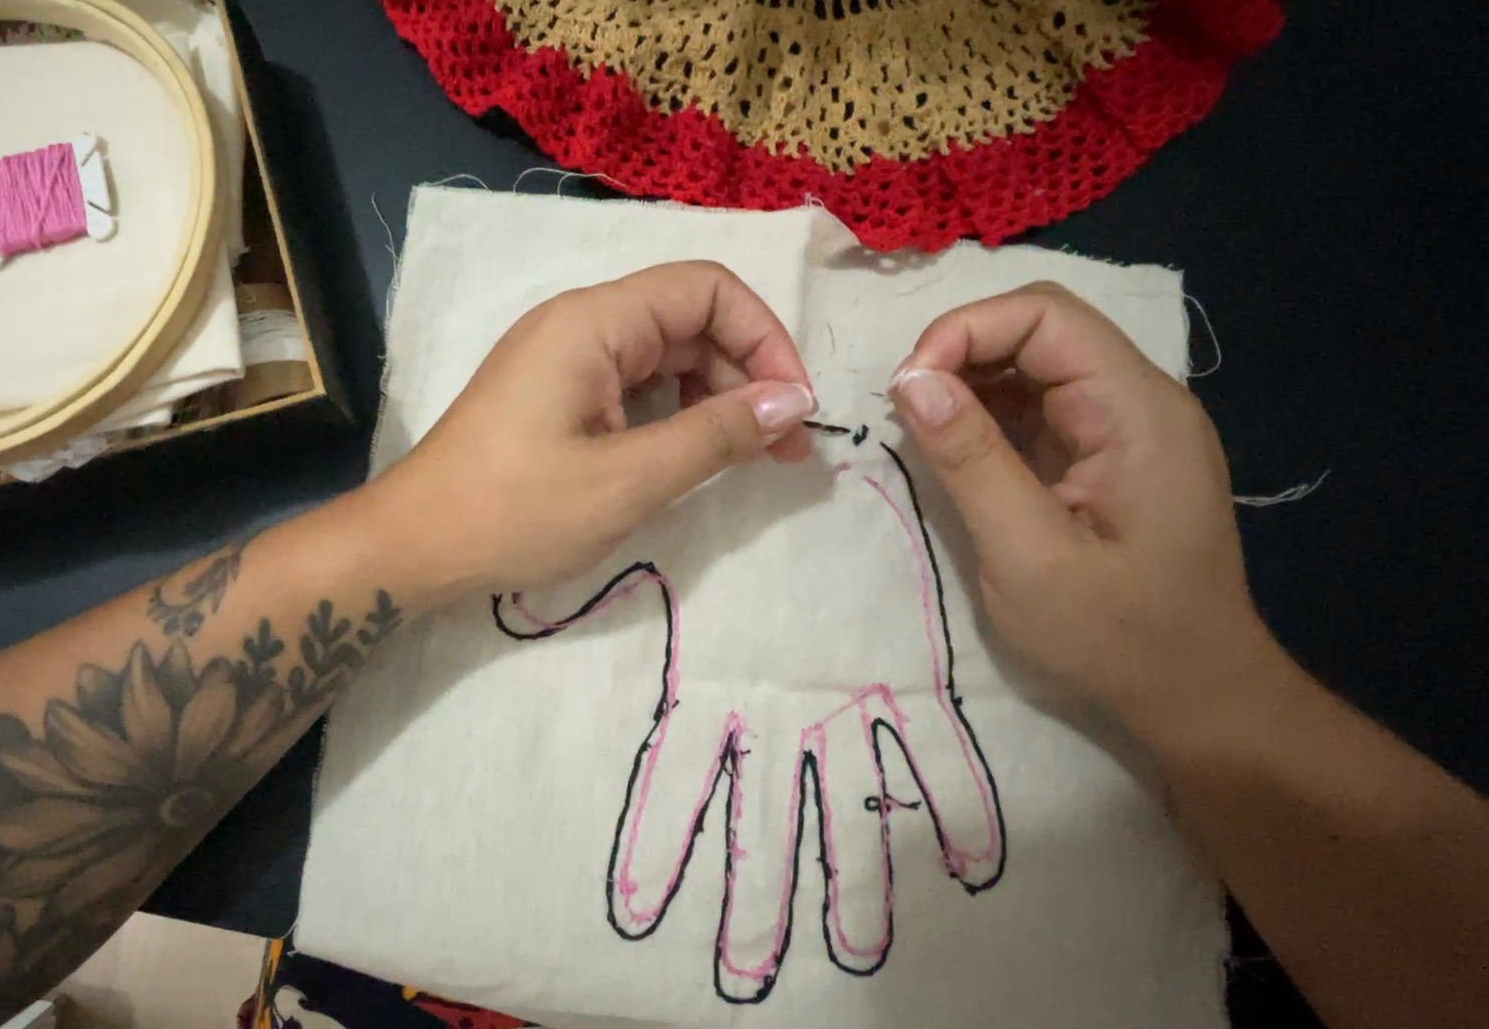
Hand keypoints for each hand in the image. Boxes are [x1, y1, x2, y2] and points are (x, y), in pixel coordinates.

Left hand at [367, 261, 815, 606]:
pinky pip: (631, 384)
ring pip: (664, 355)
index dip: (765, 339)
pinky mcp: (554, 393)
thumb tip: (792, 402)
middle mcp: (579, 324)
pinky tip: (691, 455)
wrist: (415, 546)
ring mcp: (562, 358)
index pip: (707, 290)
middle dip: (746, 375)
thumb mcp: (627, 480)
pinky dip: (672, 413)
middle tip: (784, 450)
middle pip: (689, 321)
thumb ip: (715, 436)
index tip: (794, 408)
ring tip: (747, 457)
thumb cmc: (515, 512)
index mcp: (593, 322)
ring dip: (714, 398)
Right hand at [492, 450, 1004, 1000]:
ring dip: (854, 876)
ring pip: (846, 809)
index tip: (633, 910)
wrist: (834, 530)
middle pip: (761, 822)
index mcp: (719, 696)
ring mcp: (842, 719)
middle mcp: (778, 723)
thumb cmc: (747, 561)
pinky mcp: (905, 696)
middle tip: (743, 973)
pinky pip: (932, 757)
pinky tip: (970, 860)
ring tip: (858, 948)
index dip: (655, 842)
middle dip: (754, 894)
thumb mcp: (673, 573)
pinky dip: (952, 802)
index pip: (677, 777)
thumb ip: (618, 595)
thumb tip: (532, 608)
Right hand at [887, 282, 1263, 730]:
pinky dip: (980, 413)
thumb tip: (909, 381)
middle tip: (903, 408)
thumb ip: (969, 459)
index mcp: (1135, 412)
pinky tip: (951, 447)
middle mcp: (1136, 401)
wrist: (1190, 694)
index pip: (1045, 316)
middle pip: (1038, 329)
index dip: (963, 332)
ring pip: (1030, 364)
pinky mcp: (1099, 454)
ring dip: (964, 382)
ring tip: (917, 428)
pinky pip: (1033, 405)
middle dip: (958, 352)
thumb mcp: (1027, 552)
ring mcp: (1120, 427)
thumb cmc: (1112, 633)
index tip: (905, 389)